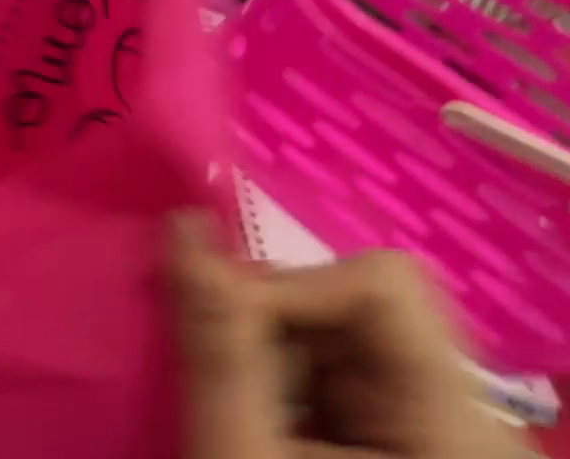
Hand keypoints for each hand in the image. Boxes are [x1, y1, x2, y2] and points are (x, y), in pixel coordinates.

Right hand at [171, 212, 514, 458]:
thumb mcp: (239, 451)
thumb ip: (215, 337)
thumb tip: (182, 221)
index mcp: (462, 430)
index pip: (379, 285)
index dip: (286, 289)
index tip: (217, 336)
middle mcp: (475, 421)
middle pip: (358, 306)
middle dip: (269, 328)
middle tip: (227, 384)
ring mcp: (451, 434)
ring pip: (341, 334)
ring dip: (270, 354)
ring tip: (249, 415)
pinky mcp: (419, 442)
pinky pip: (344, 369)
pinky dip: (286, 379)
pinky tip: (270, 424)